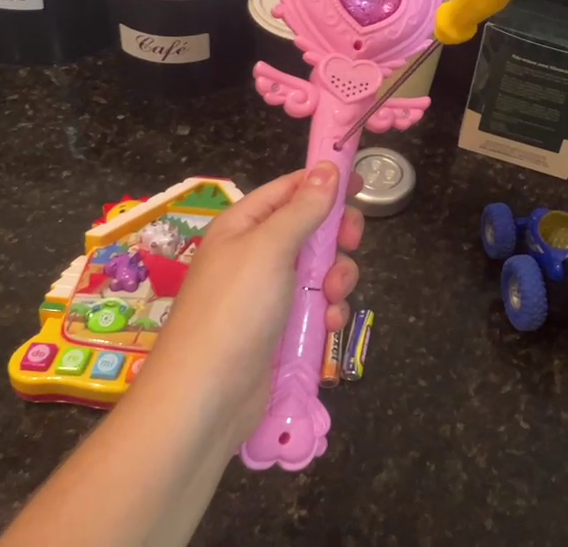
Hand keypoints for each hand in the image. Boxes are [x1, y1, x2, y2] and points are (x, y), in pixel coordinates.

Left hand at [154, 163, 362, 441]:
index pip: (291, 188)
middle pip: (312, 226)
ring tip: (331, 297)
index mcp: (244, 224)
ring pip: (321, 267)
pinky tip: (328, 324)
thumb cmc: (234, 310)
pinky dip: (328, 310)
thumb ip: (303, 208)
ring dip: (337, 277)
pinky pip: (317, 304)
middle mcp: (256, 253)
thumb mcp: (269, 248)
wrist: (205, 399)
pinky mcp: (281, 326)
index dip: (326, 182)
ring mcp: (269, 292)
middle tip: (350, 242)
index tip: (362, 184)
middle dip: (336, 235)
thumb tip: (327, 168)